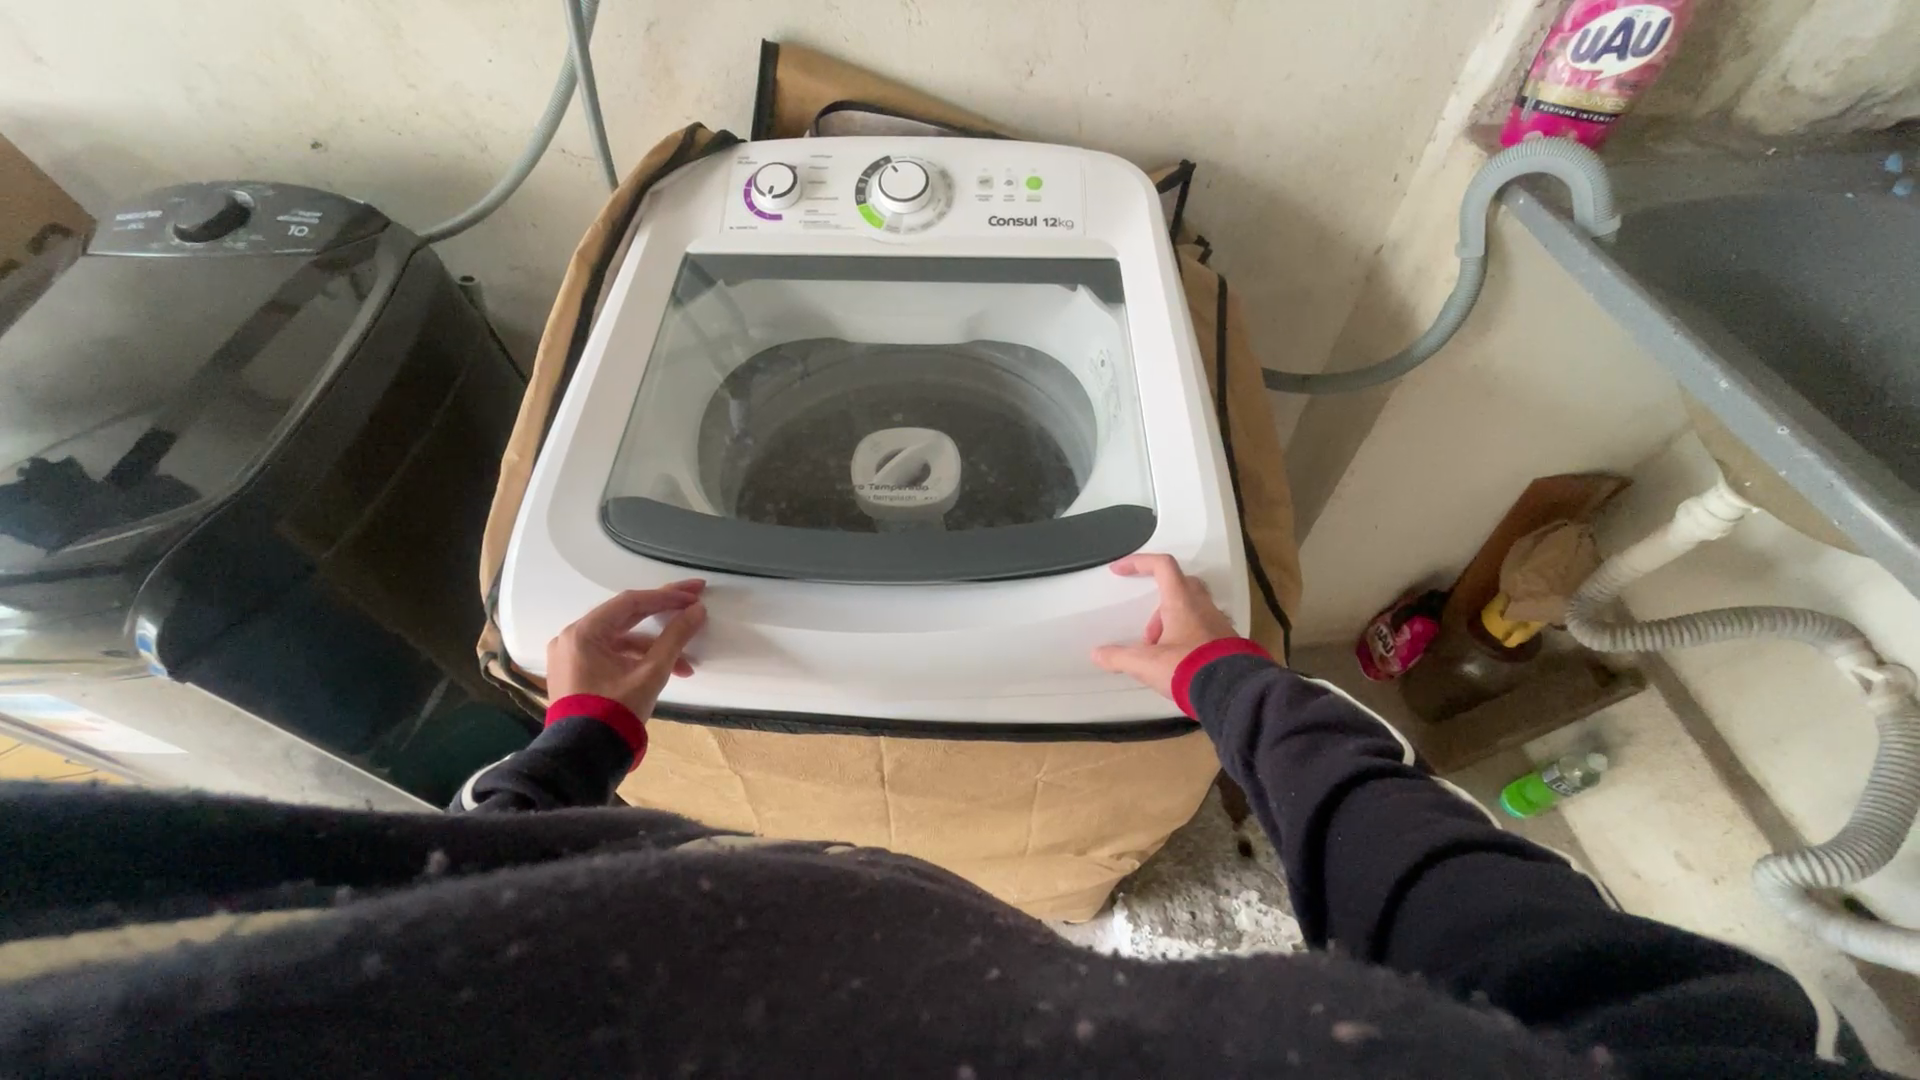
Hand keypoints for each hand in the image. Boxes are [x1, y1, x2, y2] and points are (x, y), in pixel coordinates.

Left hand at [546, 581, 707, 716]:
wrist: (584, 756)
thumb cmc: (615, 711)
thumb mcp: (651, 673)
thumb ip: (675, 637)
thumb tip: (697, 611)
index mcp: (584, 632)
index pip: (631, 602)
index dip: (667, 596)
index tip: (696, 593)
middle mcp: (572, 638)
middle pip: (625, 616)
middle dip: (664, 614)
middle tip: (694, 605)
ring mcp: (571, 655)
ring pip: (622, 638)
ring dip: (655, 647)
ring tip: (686, 664)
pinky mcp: (576, 671)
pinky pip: (612, 654)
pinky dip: (638, 659)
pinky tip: (663, 671)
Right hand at [1092, 554, 1237, 699]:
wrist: (1232, 693)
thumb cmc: (1188, 668)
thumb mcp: (1146, 664)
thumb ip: (1119, 657)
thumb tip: (1097, 654)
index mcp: (1182, 602)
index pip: (1162, 566)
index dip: (1139, 563)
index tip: (1120, 570)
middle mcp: (1203, 607)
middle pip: (1181, 585)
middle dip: (1158, 604)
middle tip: (1147, 633)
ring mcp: (1219, 623)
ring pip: (1193, 609)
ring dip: (1172, 624)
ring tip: (1161, 654)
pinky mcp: (1228, 642)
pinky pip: (1205, 629)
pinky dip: (1187, 638)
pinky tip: (1180, 663)